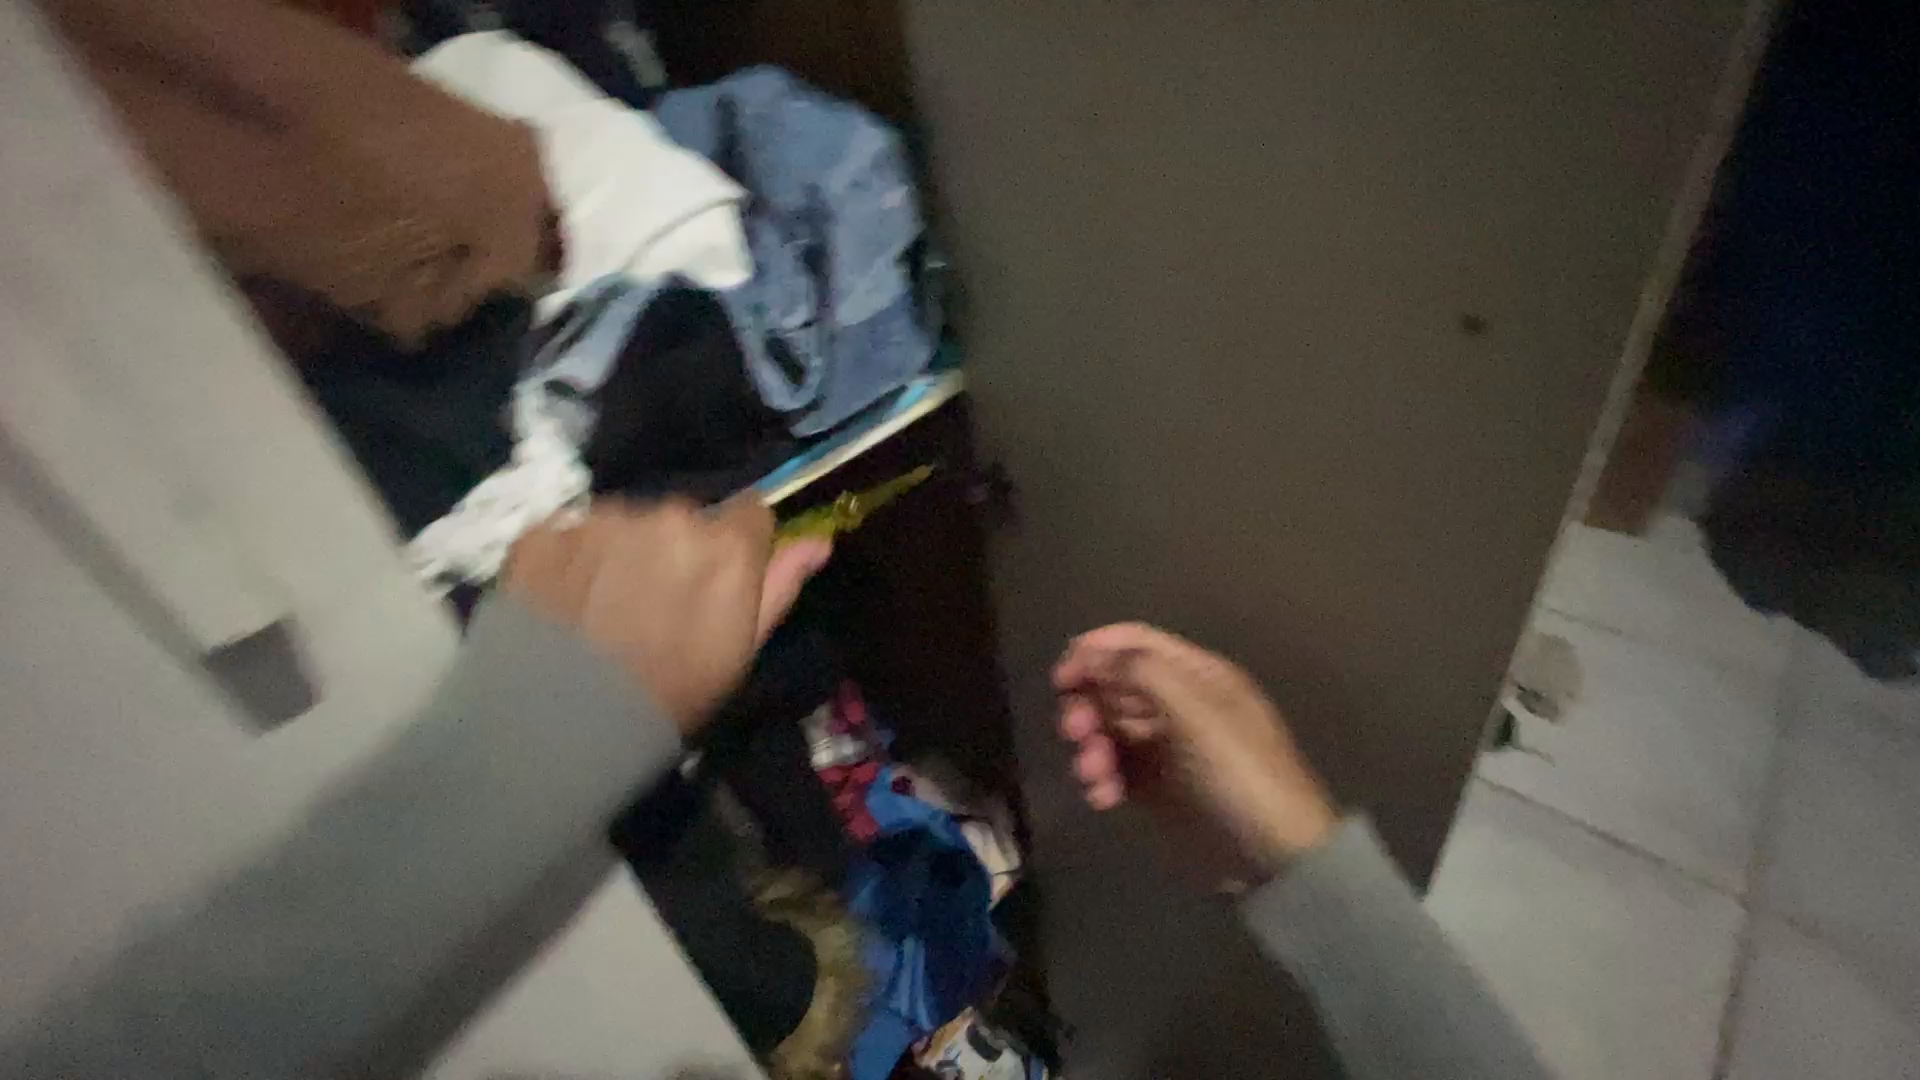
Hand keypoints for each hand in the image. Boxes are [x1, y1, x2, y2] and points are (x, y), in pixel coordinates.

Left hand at [505, 494, 831, 734]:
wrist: (557, 720)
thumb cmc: (672, 693)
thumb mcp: (741, 650)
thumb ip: (781, 585)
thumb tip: (820, 541)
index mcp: (727, 545)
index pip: (752, 512)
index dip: (740, 543)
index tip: (722, 577)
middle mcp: (670, 515)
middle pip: (686, 516)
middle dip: (677, 547)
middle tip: (656, 603)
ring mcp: (603, 518)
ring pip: (627, 521)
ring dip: (625, 550)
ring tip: (604, 606)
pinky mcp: (546, 530)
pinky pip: (572, 533)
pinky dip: (573, 559)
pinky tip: (563, 603)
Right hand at [1053, 623, 1338, 878]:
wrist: (1275, 859)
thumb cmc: (1240, 772)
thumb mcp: (1197, 713)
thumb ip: (1141, 673)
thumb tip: (1087, 654)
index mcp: (1195, 674)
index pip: (1135, 642)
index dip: (1095, 651)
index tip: (1063, 677)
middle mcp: (1176, 703)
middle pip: (1112, 684)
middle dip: (1087, 705)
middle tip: (1074, 731)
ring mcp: (1164, 746)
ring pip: (1107, 728)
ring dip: (1090, 746)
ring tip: (1093, 774)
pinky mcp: (1153, 787)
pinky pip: (1114, 769)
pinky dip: (1101, 778)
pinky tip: (1103, 797)